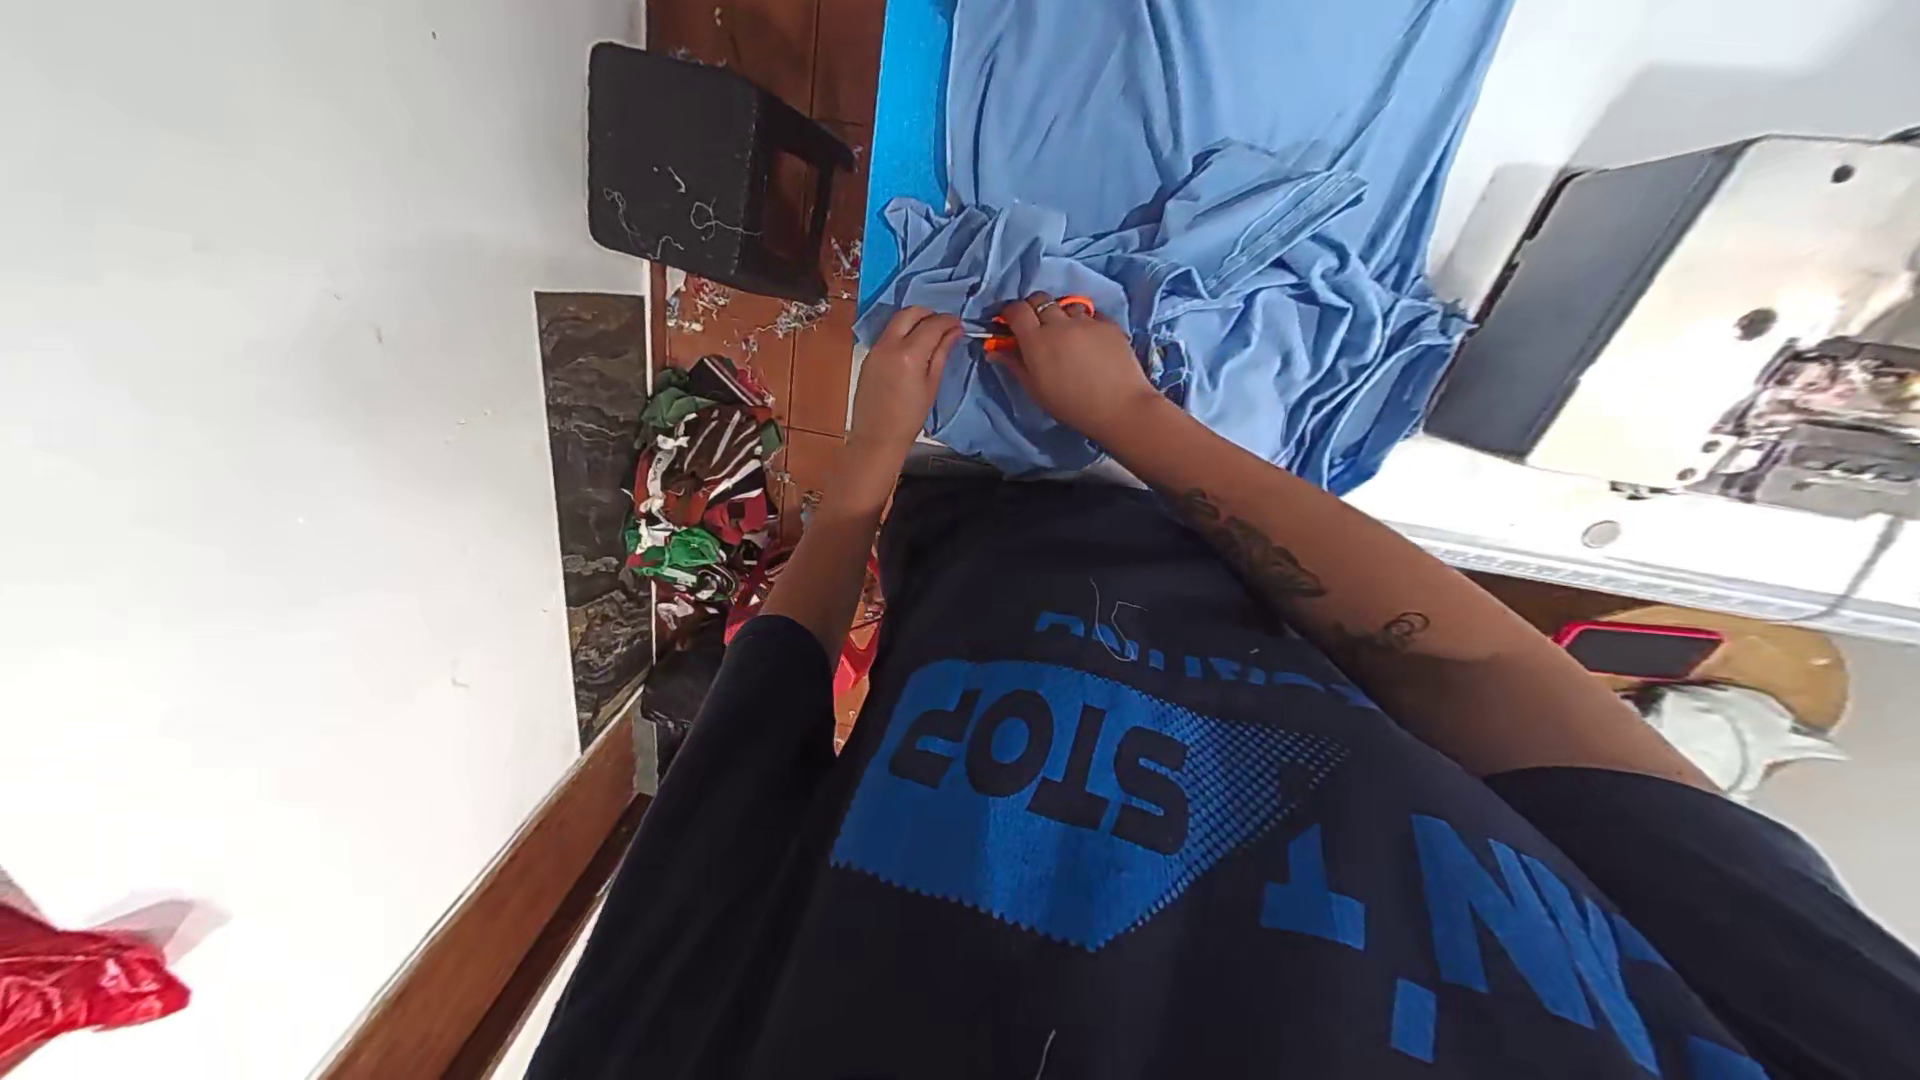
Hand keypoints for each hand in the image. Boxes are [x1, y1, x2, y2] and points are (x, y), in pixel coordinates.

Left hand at [843, 305, 961, 487]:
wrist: (877, 437)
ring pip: (896, 321)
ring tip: (929, 335)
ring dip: (914, 321)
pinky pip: (887, 335)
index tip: (958, 324)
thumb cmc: (910, 418)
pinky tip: (912, 348)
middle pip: (909, 313)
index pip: (932, 324)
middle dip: (928, 313)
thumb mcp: (931, 386)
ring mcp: (875, 349)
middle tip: (943, 325)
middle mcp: (889, 345)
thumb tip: (953, 332)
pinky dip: (902, 333)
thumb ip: (941, 354)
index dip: (948, 321)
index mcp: (909, 354)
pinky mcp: (868, 357)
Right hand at [991, 291, 1162, 443]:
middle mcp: (1059, 323)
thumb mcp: (1036, 390)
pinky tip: (1089, 340)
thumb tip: (994, 350)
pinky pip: (1090, 315)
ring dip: (1061, 315)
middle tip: (1036, 327)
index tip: (1009, 323)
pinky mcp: (1108, 323)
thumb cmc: (1070, 405)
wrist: (1119, 407)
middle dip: (1033, 308)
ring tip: (1066, 335)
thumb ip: (1015, 365)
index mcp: (1037, 341)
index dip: (1009, 313)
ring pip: (1066, 306)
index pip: (1016, 310)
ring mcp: (1086, 321)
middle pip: (1040, 299)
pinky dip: (1084, 322)